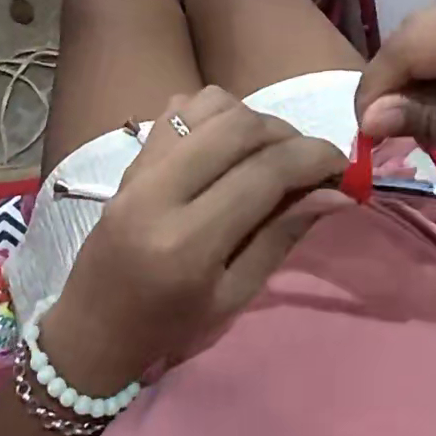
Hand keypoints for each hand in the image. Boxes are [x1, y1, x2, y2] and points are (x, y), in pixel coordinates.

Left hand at [40, 87, 351, 393]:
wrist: (93, 329)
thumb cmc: (170, 327)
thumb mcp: (235, 295)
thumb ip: (283, 236)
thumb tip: (336, 193)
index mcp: (188, 243)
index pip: (264, 173)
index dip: (314, 158)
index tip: (342, 167)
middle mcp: (158, 193)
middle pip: (239, 126)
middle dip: (289, 134)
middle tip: (309, 162)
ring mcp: (138, 170)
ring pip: (210, 106)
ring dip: (254, 119)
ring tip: (270, 153)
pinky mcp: (130, 160)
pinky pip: (180, 109)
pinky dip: (217, 115)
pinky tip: (228, 146)